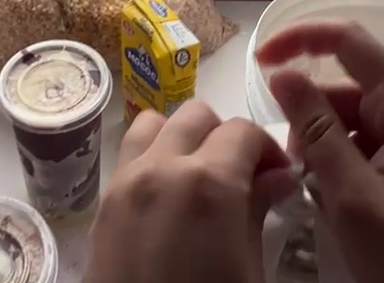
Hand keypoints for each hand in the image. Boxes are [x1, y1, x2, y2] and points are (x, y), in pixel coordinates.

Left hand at [84, 100, 296, 282]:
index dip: (266, 149)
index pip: (243, 131)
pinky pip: (130, 154)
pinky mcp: (104, 202)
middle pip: (197, 115)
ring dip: (182, 137)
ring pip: (156, 122)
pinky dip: (152, 155)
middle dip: (225, 137)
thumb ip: (258, 214)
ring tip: (201, 177)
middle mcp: (163, 166)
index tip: (279, 176)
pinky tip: (168, 195)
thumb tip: (276, 178)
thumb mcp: (249, 275)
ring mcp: (127, 180)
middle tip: (243, 177)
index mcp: (208, 183)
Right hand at [257, 20, 383, 282]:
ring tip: (317, 196)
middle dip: (308, 117)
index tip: (259, 61)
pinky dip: (336, 170)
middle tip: (292, 166)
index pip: (349, 40)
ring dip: (320, 149)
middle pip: (342, 88)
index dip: (300, 38)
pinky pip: (358, 151)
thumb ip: (316, 132)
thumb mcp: (354, 198)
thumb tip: (280, 74)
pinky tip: (333, 206)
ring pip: (346, 122)